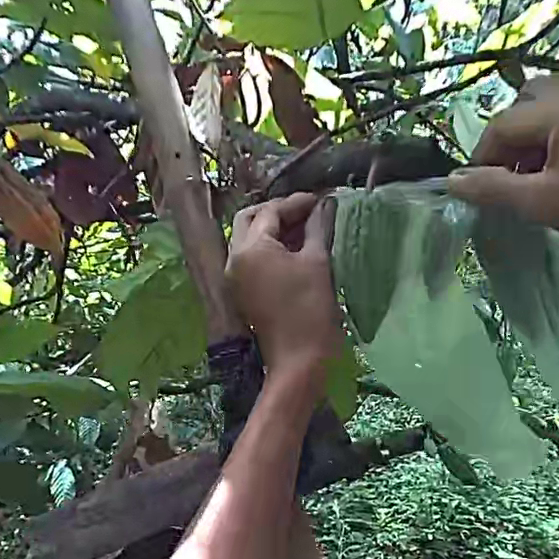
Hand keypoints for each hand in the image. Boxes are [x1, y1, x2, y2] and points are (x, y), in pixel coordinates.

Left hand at [226, 193, 337, 389]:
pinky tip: (294, 248)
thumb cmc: (310, 309)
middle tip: (308, 211)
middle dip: (277, 211)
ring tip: (304, 227)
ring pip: (246, 238)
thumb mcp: (317, 262)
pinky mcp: (241, 290)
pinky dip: (267, 247)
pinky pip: (250, 258)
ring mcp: (234, 276)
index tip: (322, 198)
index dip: (296, 202)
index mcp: (249, 249)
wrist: (298, 360)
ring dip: (271, 228)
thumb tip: (325, 204)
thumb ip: (318, 227)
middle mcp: (234, 258)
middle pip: (249, 219)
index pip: (269, 212)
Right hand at [446, 77, 558, 267]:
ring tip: (537, 178)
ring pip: (552, 106)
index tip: (480, 190)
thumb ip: (493, 188)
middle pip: (526, 101)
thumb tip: (451, 181)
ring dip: (533, 137)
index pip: (501, 124)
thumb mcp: (544, 202)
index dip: (481, 157)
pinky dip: (558, 136)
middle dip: (508, 137)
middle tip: (510, 176)